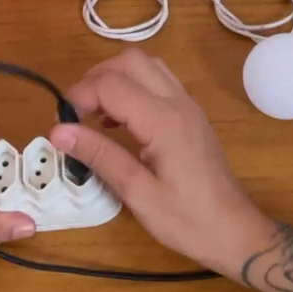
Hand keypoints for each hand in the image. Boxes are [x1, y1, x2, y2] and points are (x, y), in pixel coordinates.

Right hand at [49, 49, 274, 273]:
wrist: (234, 231)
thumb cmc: (187, 221)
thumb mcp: (137, 193)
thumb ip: (100, 156)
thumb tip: (58, 131)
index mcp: (163, 121)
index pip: (111, 84)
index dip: (79, 95)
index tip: (62, 121)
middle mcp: (178, 103)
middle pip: (130, 60)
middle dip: (96, 77)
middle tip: (76, 111)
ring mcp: (189, 106)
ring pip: (147, 65)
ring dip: (116, 78)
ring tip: (94, 113)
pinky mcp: (192, 115)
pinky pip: (159, 82)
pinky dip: (133, 87)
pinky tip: (119, 122)